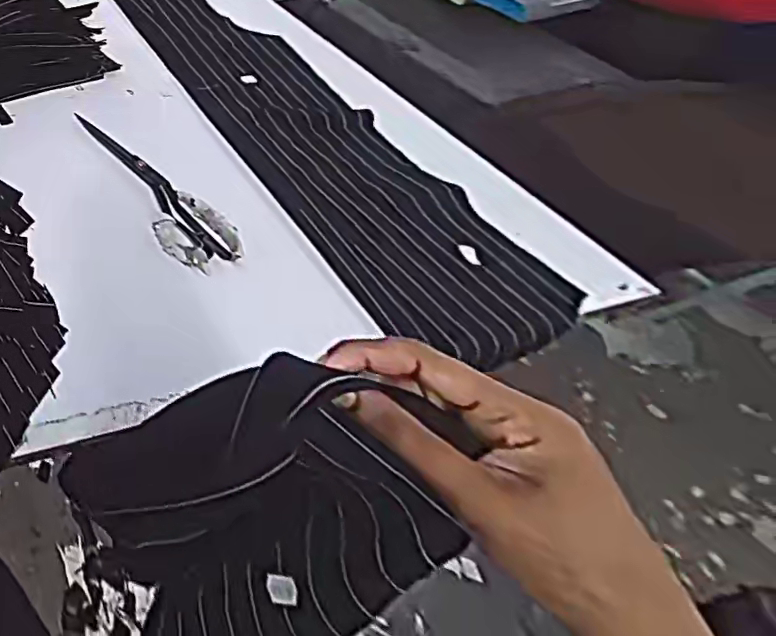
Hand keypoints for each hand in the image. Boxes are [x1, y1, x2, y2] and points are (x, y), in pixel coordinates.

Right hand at [323, 339, 707, 635]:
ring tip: (344, 400)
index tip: (328, 363)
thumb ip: (408, 440)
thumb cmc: (585, 569)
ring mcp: (513, 436)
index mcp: (526, 414)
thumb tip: (353, 395)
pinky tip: (380, 424)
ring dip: (386, 395)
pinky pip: (441, 422)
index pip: (428, 361)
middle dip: (371, 372)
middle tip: (326, 381)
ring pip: (430, 397)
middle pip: (426, 373)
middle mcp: (520, 416)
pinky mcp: (503, 455)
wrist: (636, 624)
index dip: (370, 354)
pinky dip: (404, 420)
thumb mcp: (478, 498)